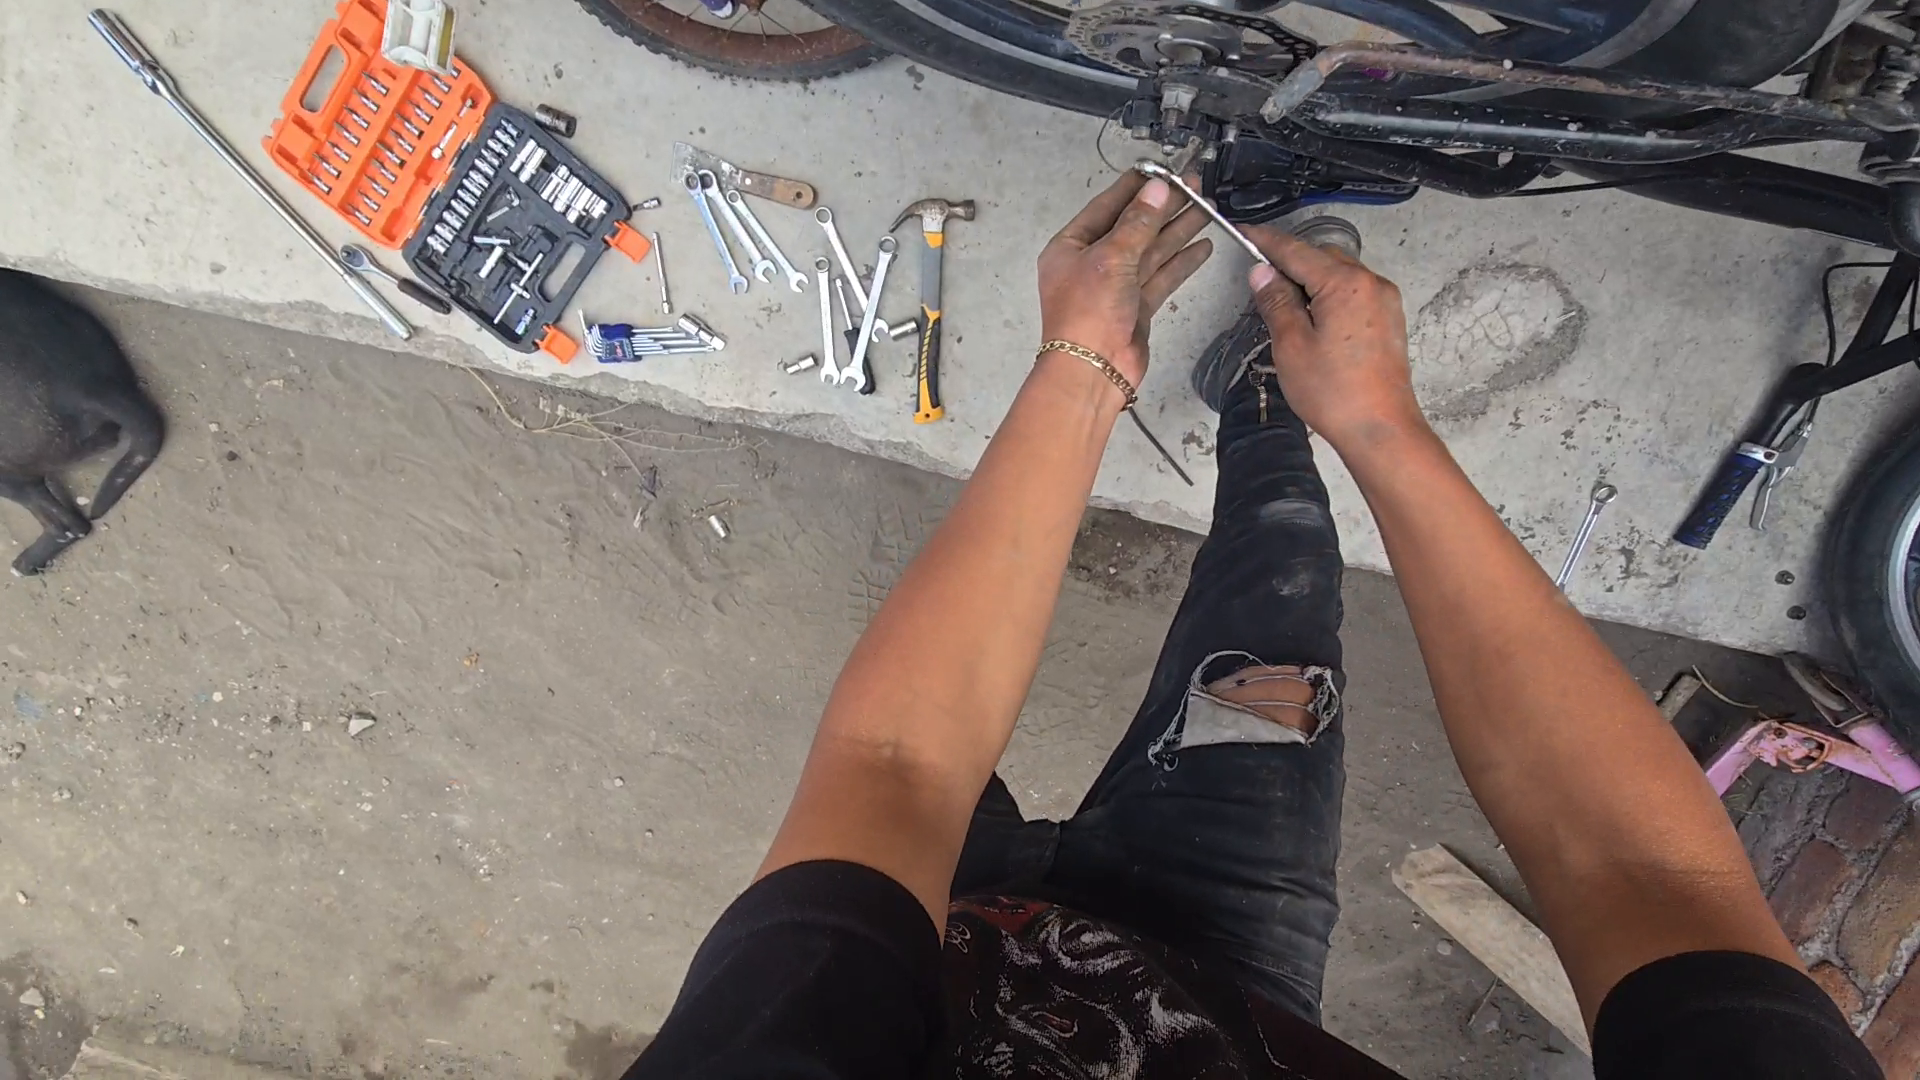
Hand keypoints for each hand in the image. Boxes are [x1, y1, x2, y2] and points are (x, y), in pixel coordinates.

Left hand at [1038, 171, 1213, 389]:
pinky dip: (1181, 262)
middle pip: (1132, 227)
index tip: (1162, 168)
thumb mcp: (1111, 257)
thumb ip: (1138, 221)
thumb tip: (1158, 188)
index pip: (1106, 207)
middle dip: (1164, 206)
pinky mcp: (1135, 308)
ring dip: (1178, 230)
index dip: (1135, 187)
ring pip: (1150, 251)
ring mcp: (1114, 288)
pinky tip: (1203, 244)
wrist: (1093, 370)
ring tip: (1209, 207)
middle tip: (1196, 184)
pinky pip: (1160, 277)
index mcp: (1070, 248)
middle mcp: (1091, 265)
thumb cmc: (1089, 311)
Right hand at [1245, 226, 1427, 451]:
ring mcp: (1384, 300)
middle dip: (1289, 262)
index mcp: (1344, 284)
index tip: (1244, 232)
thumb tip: (1262, 273)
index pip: (1297, 251)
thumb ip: (1276, 304)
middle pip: (1322, 258)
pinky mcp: (1387, 320)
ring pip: (1338, 275)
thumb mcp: (1291, 346)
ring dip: (1309, 281)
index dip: (1266, 242)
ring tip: (1282, 305)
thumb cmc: (1332, 391)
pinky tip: (1311, 319)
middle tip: (1259, 281)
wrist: (1379, 427)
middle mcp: (1370, 283)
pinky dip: (1327, 295)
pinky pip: (1352, 293)